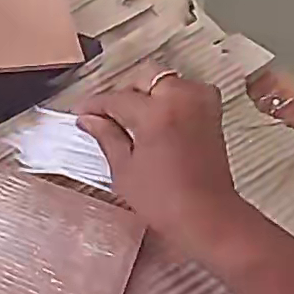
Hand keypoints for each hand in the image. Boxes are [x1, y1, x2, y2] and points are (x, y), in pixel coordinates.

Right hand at [77, 70, 249, 258]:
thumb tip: (89, 120)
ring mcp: (201, 103)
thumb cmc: (164, 199)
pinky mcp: (212, 113)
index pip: (116, 98)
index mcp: (156, 112)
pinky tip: (153, 119)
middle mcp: (182, 99)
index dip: (94, 105)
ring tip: (128, 117)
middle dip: (122, 93)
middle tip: (104, 115)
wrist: (206, 215)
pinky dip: (167, 98)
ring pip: (165, 81)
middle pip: (143, 78)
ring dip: (145, 92)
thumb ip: (106, 136)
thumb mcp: (124, 168)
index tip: (81, 112)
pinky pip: (184, 92)